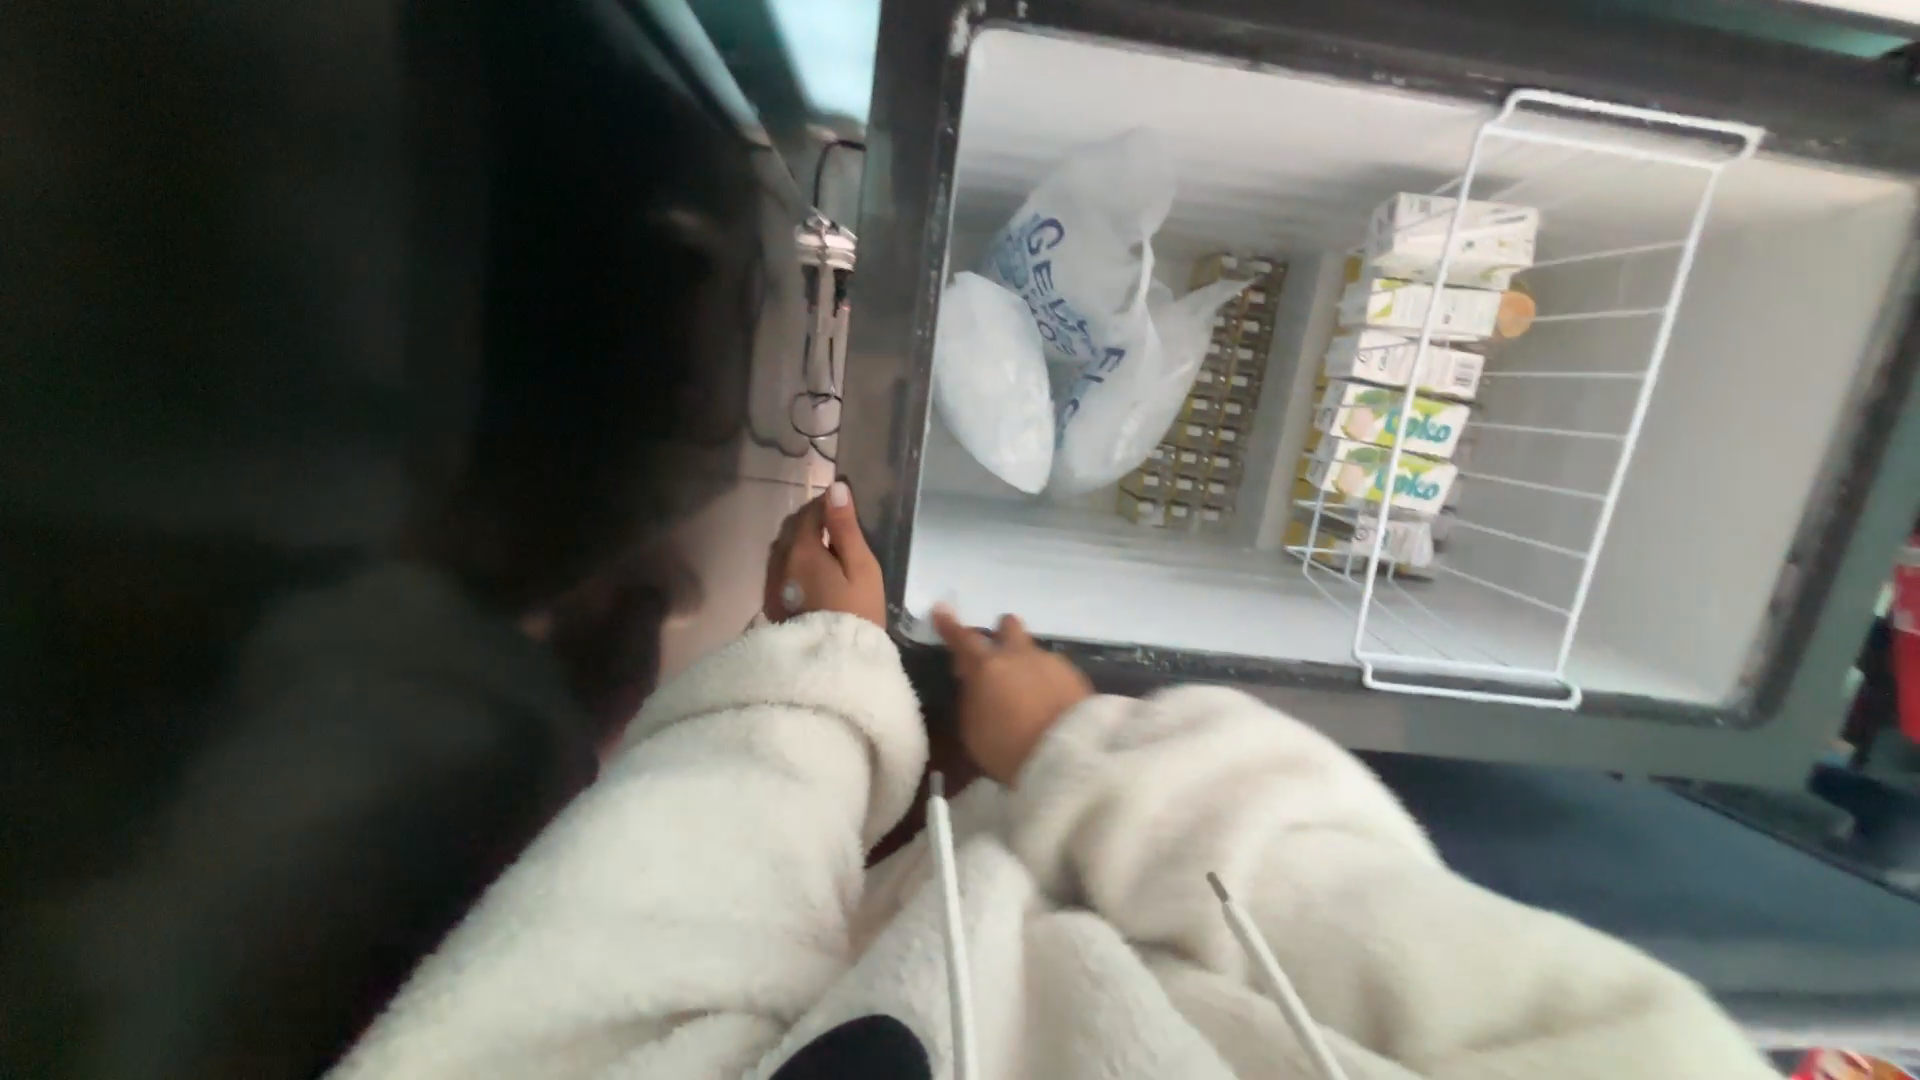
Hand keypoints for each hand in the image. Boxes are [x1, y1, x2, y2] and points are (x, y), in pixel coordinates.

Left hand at [763, 481, 885, 626]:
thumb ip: (846, 528)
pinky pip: (778, 569)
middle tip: (835, 524)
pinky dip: (792, 560)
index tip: (844, 505)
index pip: (809, 512)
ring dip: (798, 540)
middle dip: (810, 519)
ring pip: (781, 548)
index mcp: (802, 549)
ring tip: (823, 547)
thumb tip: (835, 488)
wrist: (832, 662)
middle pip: (790, 527)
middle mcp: (779, 561)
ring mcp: (772, 584)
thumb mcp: (861, 568)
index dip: (826, 503)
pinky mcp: (772, 604)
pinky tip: (808, 572)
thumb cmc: (856, 612)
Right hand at [931, 605, 1093, 785]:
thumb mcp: (973, 730)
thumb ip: (972, 698)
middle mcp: (1020, 656)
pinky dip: (1049, 683)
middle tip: (998, 654)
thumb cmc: (1009, 748)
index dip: (949, 625)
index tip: (941, 610)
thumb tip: (975, 683)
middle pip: (1009, 627)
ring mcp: (1051, 663)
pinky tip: (1051, 705)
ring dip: (1027, 665)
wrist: (1068, 756)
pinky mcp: (1077, 677)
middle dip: (1001, 633)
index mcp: (988, 667)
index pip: (963, 638)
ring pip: (1034, 652)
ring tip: (1029, 695)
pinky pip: (1056, 672)